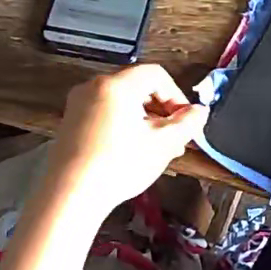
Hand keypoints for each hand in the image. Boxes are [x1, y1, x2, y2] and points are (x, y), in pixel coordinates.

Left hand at [43, 64, 208, 218]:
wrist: (72, 194)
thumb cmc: (119, 166)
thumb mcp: (163, 144)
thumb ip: (188, 123)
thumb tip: (199, 112)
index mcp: (117, 85)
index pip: (156, 75)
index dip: (177, 96)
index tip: (185, 120)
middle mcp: (94, 87)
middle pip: (138, 86)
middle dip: (162, 110)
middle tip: (175, 137)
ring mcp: (78, 105)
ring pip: (122, 102)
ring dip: (145, 120)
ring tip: (156, 149)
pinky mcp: (71, 123)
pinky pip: (105, 114)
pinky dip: (124, 125)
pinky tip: (132, 152)